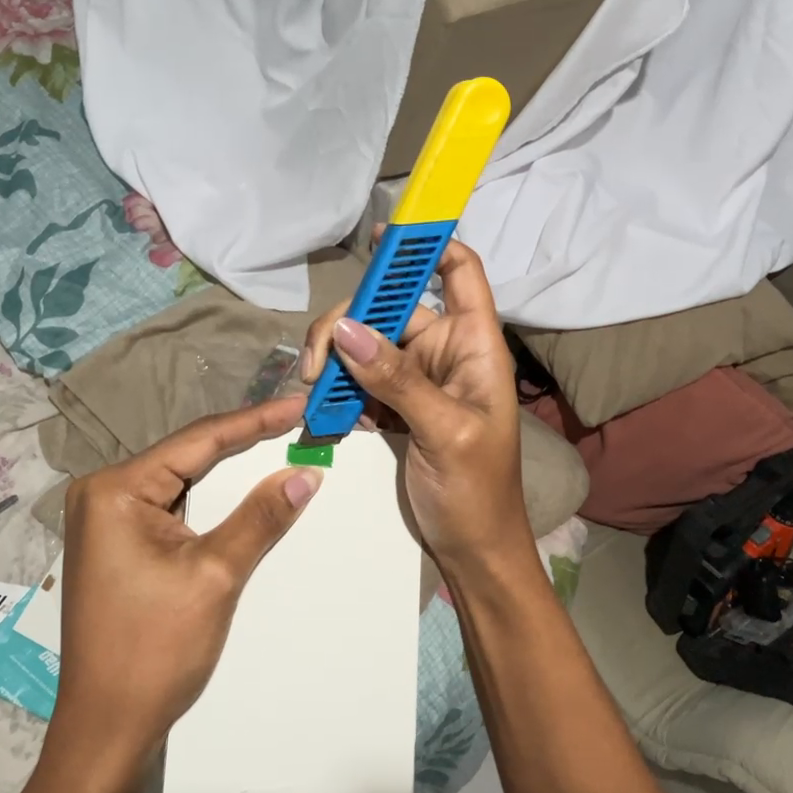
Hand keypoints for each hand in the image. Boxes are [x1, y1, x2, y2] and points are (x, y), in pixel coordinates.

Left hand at [10, 395, 321, 792]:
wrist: (106, 728)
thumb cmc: (154, 651)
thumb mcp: (214, 576)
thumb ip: (259, 517)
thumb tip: (305, 472)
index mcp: (115, 490)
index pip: (198, 442)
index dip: (254, 421)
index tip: (297, 404)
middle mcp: (103, 493)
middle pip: (187, 457)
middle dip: (243, 443)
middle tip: (295, 421)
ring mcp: (106, 519)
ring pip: (182, 482)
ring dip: (229, 474)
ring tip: (280, 446)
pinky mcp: (117, 543)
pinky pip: (172, 507)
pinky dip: (210, 503)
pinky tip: (244, 492)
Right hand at [300, 238, 530, 570]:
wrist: (471, 553)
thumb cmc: (478, 493)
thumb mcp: (445, 433)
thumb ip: (397, 379)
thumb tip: (345, 329)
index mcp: (474, 346)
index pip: (459, 272)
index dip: (426, 246)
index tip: (380, 239)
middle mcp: (443, 352)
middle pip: (389, 307)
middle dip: (348, 325)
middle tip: (316, 363)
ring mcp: (415, 378)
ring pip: (365, 343)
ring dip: (335, 362)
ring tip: (315, 395)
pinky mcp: (392, 403)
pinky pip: (357, 379)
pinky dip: (338, 391)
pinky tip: (329, 415)